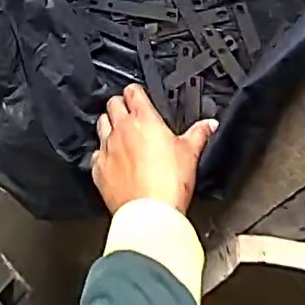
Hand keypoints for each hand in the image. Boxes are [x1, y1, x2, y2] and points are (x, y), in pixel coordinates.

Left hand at [90, 84, 217, 213]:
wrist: (150, 213)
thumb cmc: (169, 183)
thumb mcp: (190, 153)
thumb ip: (199, 134)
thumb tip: (209, 124)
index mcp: (143, 119)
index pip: (132, 91)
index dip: (136, 91)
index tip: (139, 96)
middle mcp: (122, 129)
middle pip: (112, 103)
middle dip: (120, 104)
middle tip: (129, 112)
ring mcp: (107, 148)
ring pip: (101, 124)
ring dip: (109, 124)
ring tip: (119, 132)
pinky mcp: (98, 168)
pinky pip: (95, 153)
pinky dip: (102, 153)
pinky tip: (111, 159)